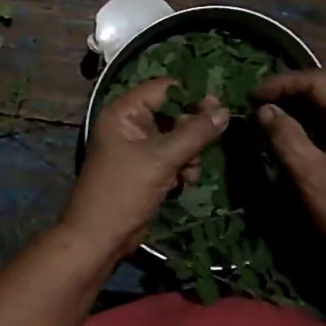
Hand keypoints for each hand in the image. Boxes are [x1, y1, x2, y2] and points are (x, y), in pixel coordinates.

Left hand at [61, 78, 228, 255]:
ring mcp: (137, 147)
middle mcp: (129, 124)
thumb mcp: (161, 159)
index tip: (220, 107)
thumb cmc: (124, 191)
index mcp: (124, 112)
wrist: (100, 237)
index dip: (191, 95)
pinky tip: (185, 182)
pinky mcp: (145, 168)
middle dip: (192, 131)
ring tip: (190, 172)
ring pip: (177, 137)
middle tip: (206, 146)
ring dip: (190, 153)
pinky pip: (172, 157)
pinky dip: (182, 167)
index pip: (164, 88)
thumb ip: (195, 132)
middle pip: (173, 113)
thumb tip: (224, 110)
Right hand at [254, 71, 325, 271]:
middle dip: (288, 95)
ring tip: (264, 116)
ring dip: (296, 110)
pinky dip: (307, 125)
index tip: (253, 95)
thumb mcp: (312, 177)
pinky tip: (285, 131)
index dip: (284, 84)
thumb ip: (286, 138)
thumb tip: (263, 109)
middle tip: (254, 104)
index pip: (321, 82)